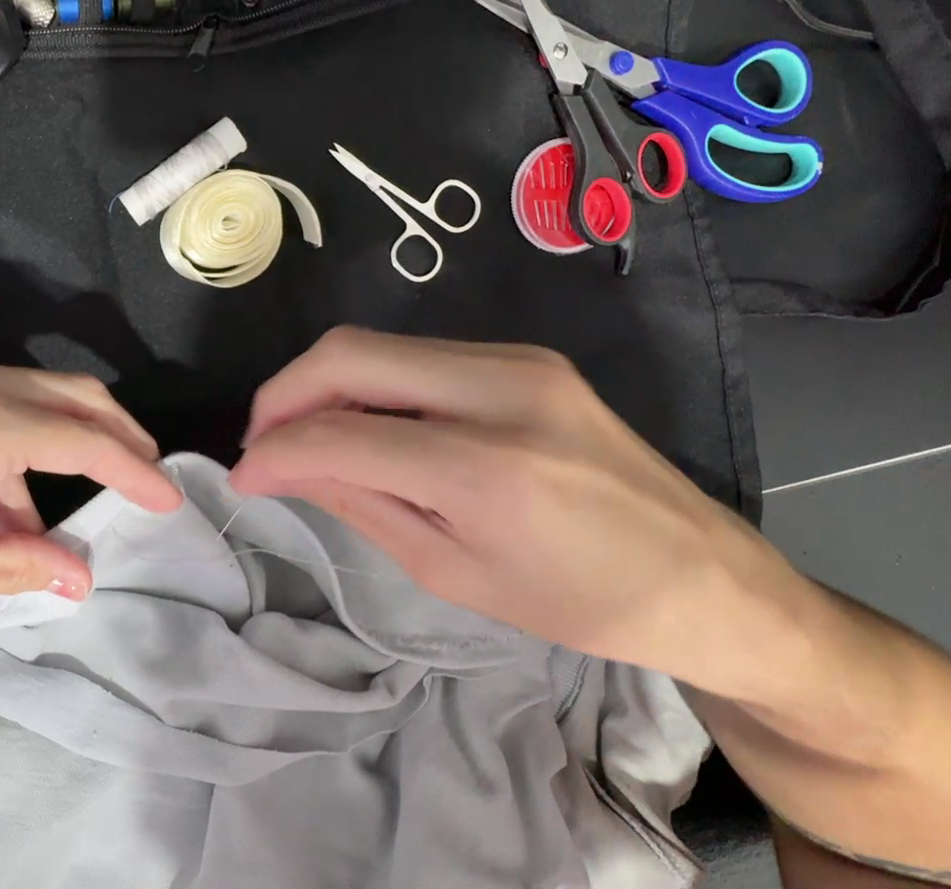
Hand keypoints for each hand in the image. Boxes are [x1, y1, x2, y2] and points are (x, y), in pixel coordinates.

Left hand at [0, 357, 181, 633]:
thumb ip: (19, 568)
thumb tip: (80, 577)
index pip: (84, 440)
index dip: (136, 471)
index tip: (169, 500)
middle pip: (67, 395)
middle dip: (112, 435)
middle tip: (141, 478)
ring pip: (23, 397)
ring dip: (49, 449)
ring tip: (39, 526)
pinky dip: (3, 445)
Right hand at [228, 327, 810, 701]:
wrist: (710, 580)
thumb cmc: (580, 604)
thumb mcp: (452, 573)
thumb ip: (359, 503)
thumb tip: (280, 467)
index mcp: (488, 467)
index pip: (340, 434)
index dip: (272, 452)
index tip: (240, 476)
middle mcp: (502, 388)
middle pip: (347, 353)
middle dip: (283, 395)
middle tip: (262, 443)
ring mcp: (520, 361)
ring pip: (377, 344)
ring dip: (322, 385)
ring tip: (306, 439)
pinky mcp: (527, 356)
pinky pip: (416, 354)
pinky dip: (369, 385)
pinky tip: (364, 426)